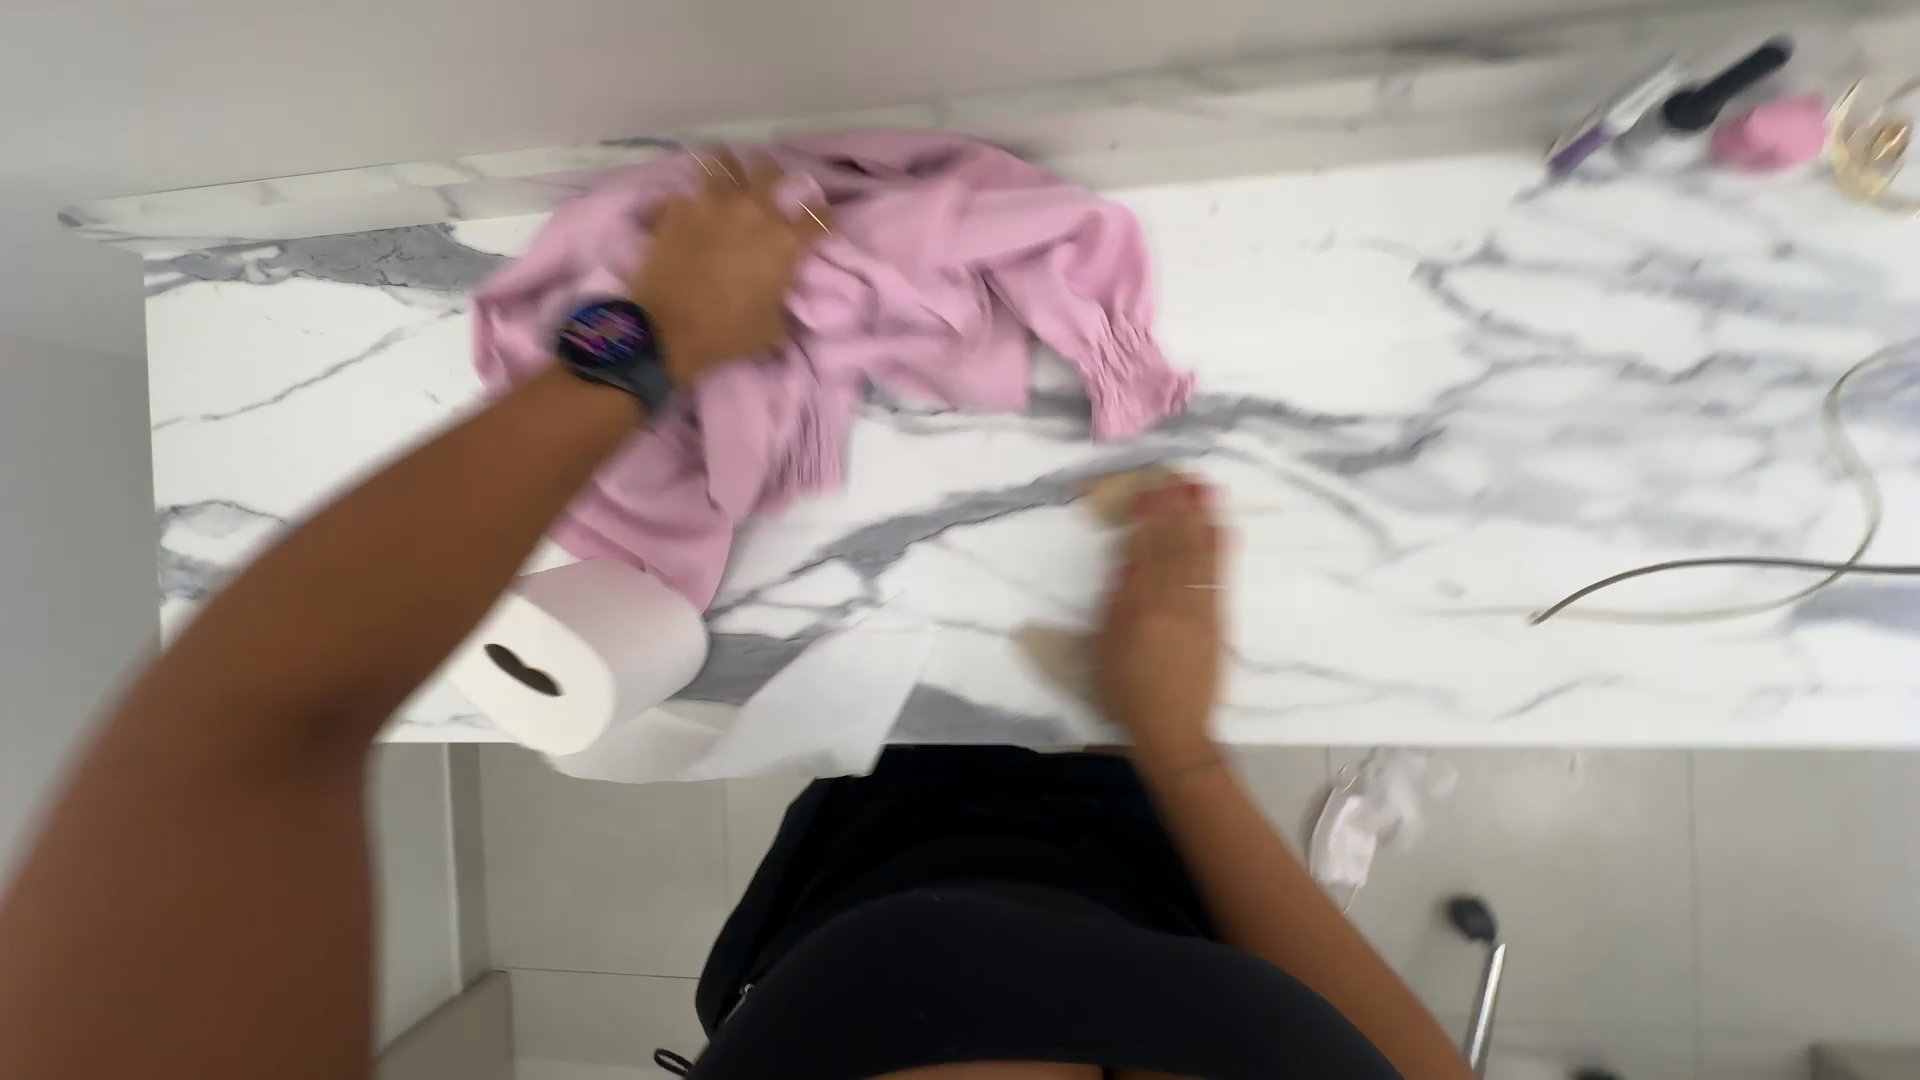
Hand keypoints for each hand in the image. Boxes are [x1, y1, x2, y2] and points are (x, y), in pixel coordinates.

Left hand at [629, 150, 828, 386]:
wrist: (670, 328)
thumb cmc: (729, 332)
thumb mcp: (772, 328)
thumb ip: (783, 306)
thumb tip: (782, 306)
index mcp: (784, 241)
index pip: (818, 218)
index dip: (824, 219)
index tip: (823, 222)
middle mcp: (753, 211)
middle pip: (771, 172)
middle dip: (774, 177)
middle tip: (770, 187)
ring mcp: (712, 203)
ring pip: (725, 163)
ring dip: (729, 168)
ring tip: (726, 177)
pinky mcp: (677, 208)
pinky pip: (686, 194)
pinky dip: (689, 202)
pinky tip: (686, 214)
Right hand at [1096, 473, 1225, 767]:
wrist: (1173, 727)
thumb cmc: (1127, 689)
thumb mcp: (1108, 645)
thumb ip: (1118, 600)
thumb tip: (1129, 559)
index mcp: (1142, 608)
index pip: (1146, 551)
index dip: (1149, 517)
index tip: (1149, 488)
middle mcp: (1175, 602)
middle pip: (1175, 545)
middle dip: (1175, 508)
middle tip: (1174, 475)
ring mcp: (1202, 610)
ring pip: (1200, 555)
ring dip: (1200, 518)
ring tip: (1199, 488)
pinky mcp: (1218, 620)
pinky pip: (1220, 576)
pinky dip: (1220, 548)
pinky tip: (1221, 526)